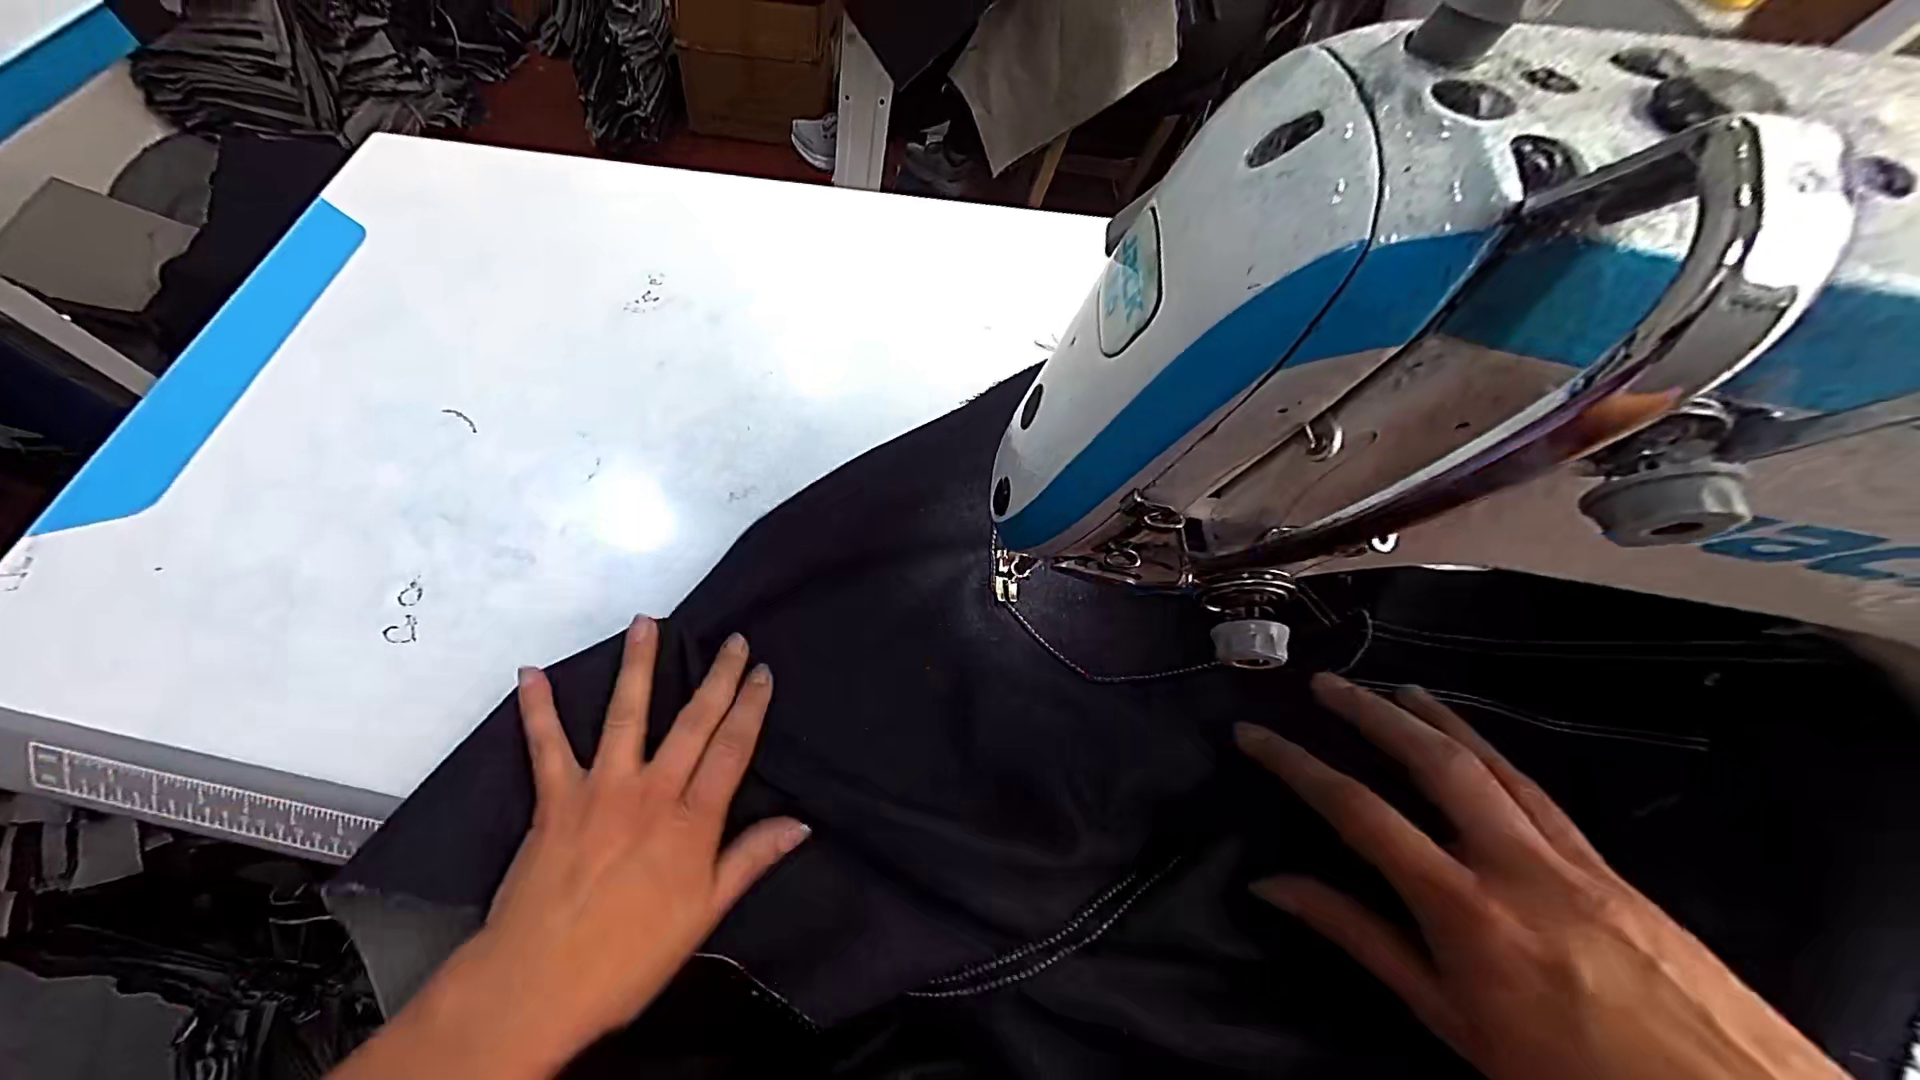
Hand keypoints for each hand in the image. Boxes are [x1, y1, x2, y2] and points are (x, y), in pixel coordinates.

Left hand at [331, 618, 807, 1079]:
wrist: (535, 986)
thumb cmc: (630, 955)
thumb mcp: (706, 912)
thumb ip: (752, 859)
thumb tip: (801, 824)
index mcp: (692, 820)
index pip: (733, 748)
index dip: (751, 706)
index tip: (761, 672)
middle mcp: (652, 791)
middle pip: (694, 722)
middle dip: (718, 677)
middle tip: (732, 640)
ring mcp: (601, 788)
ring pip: (626, 715)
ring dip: (637, 666)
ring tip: (645, 623)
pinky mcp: (556, 799)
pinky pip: (546, 746)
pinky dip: (538, 708)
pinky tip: (531, 672)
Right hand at [1236, 673, 1844, 1079]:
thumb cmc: (1565, 1076)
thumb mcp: (1448, 1018)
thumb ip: (1358, 937)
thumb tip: (1271, 886)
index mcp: (1465, 909)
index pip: (1358, 812)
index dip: (1296, 765)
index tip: (1255, 735)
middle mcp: (1516, 865)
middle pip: (1432, 763)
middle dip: (1371, 713)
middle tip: (1326, 683)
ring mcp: (1571, 859)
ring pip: (1490, 764)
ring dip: (1433, 717)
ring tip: (1393, 689)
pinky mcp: (1611, 866)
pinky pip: (1536, 791)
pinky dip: (1490, 752)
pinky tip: (1470, 740)